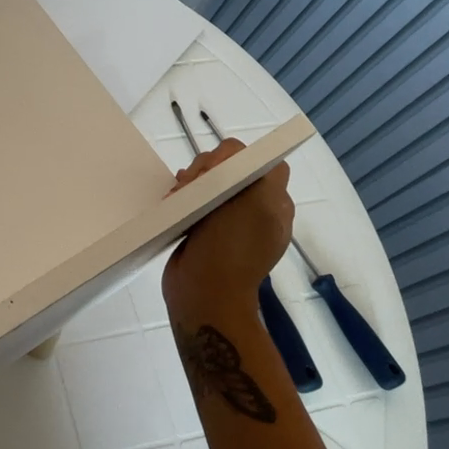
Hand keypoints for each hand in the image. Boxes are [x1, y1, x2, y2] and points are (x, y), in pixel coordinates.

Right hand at [162, 138, 294, 315]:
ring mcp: (228, 218)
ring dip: (191, 180)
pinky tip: (174, 199)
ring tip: (178, 194)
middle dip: (207, 167)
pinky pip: (195, 196)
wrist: (205, 295)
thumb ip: (253, 171)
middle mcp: (255, 208)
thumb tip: (234, 153)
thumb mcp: (255, 204)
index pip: (261, 159)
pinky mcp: (204, 227)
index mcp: (274, 203)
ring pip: (209, 178)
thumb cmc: (232, 248)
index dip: (237, 156)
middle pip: (230, 165)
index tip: (217, 168)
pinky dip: (184, 193)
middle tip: (192, 183)